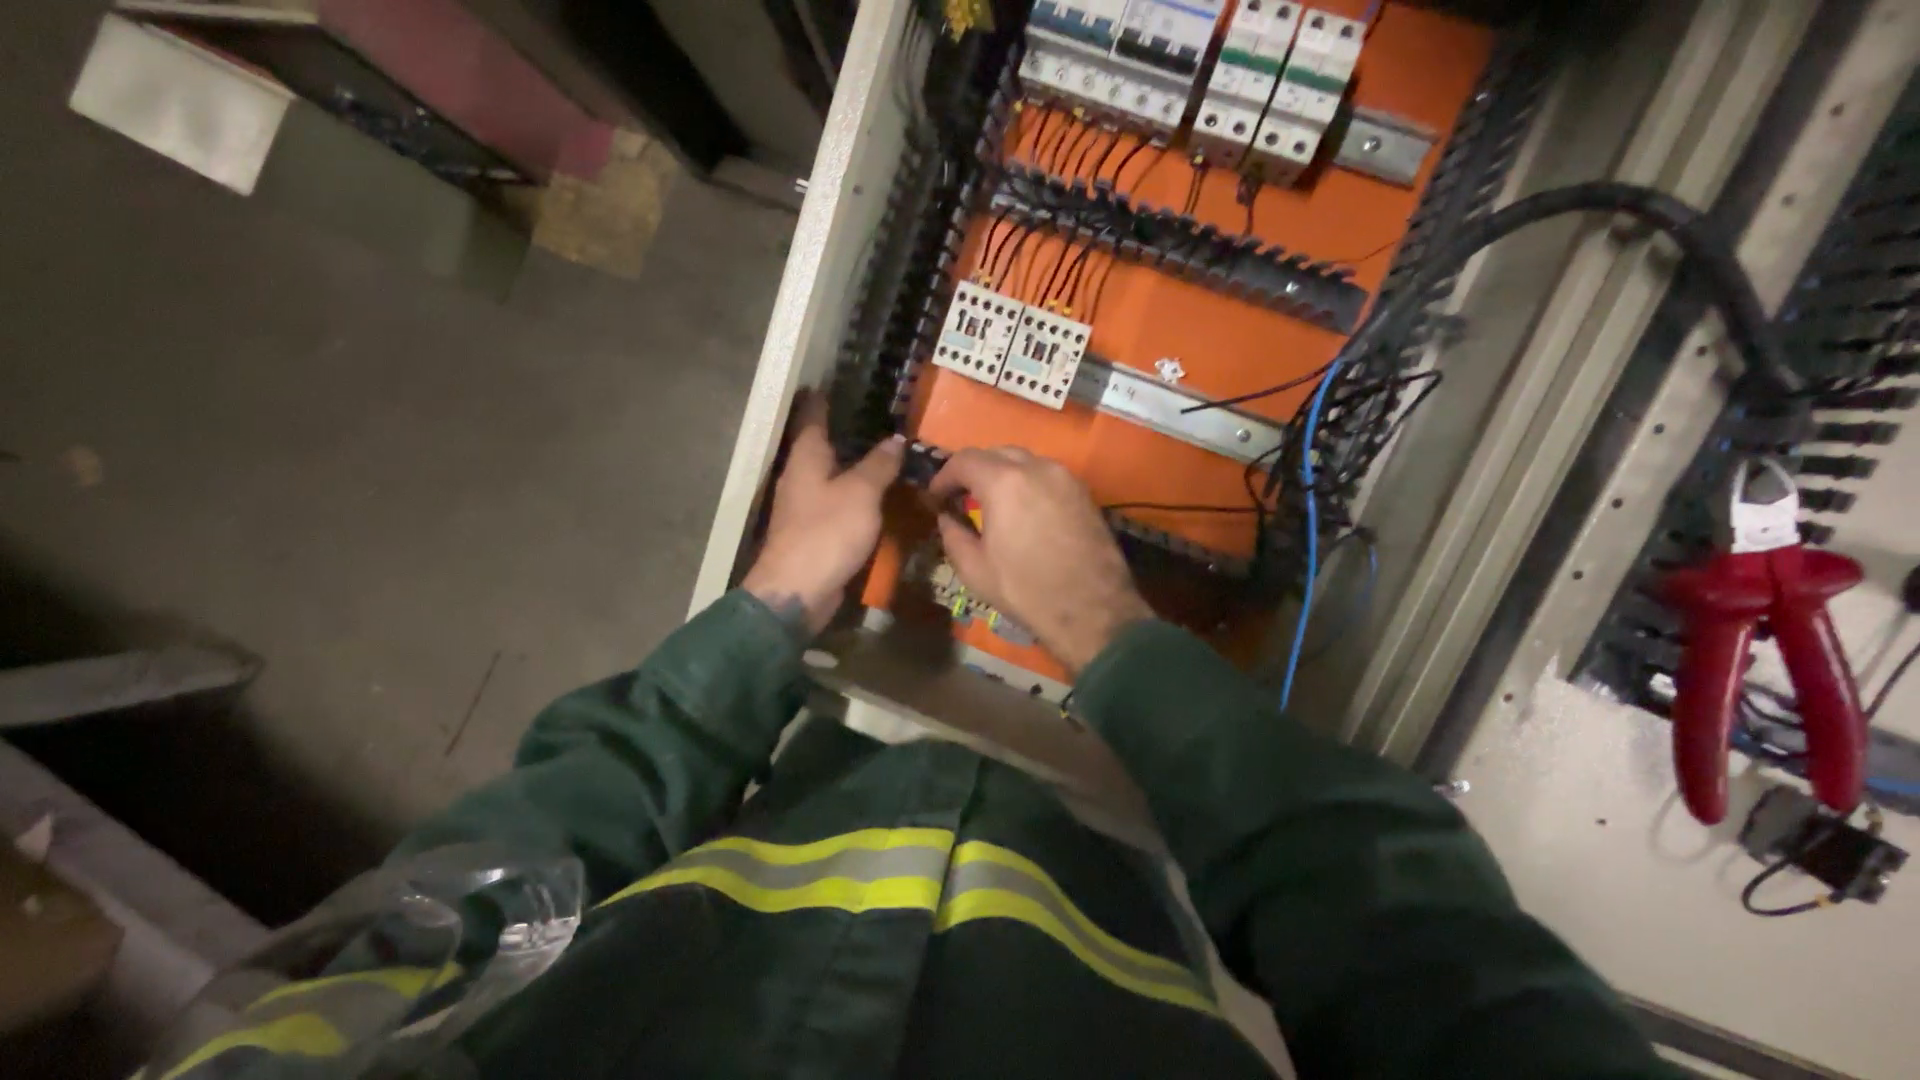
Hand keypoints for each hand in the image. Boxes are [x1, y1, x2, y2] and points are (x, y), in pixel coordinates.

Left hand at [742, 394, 903, 635]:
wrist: (798, 591)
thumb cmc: (826, 532)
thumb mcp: (861, 493)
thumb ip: (879, 464)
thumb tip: (896, 440)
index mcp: (806, 456)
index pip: (814, 414)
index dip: (828, 395)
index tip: (846, 379)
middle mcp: (801, 475)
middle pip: (824, 443)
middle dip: (850, 429)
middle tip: (884, 414)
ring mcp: (806, 504)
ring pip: (834, 474)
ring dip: (856, 464)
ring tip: (890, 450)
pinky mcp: (815, 530)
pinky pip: (840, 502)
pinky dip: (858, 493)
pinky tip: (881, 493)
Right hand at [930, 447, 1153, 672]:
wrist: (1092, 610)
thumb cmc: (1026, 590)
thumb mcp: (975, 569)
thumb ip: (953, 535)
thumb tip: (947, 518)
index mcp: (1004, 482)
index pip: (965, 460)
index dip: (944, 476)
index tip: (936, 496)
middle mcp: (1037, 467)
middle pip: (996, 453)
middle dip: (975, 470)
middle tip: (962, 496)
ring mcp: (1066, 477)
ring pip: (1026, 461)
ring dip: (1004, 474)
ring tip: (993, 502)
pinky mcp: (1085, 493)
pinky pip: (1048, 476)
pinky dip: (1030, 483)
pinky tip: (1025, 510)